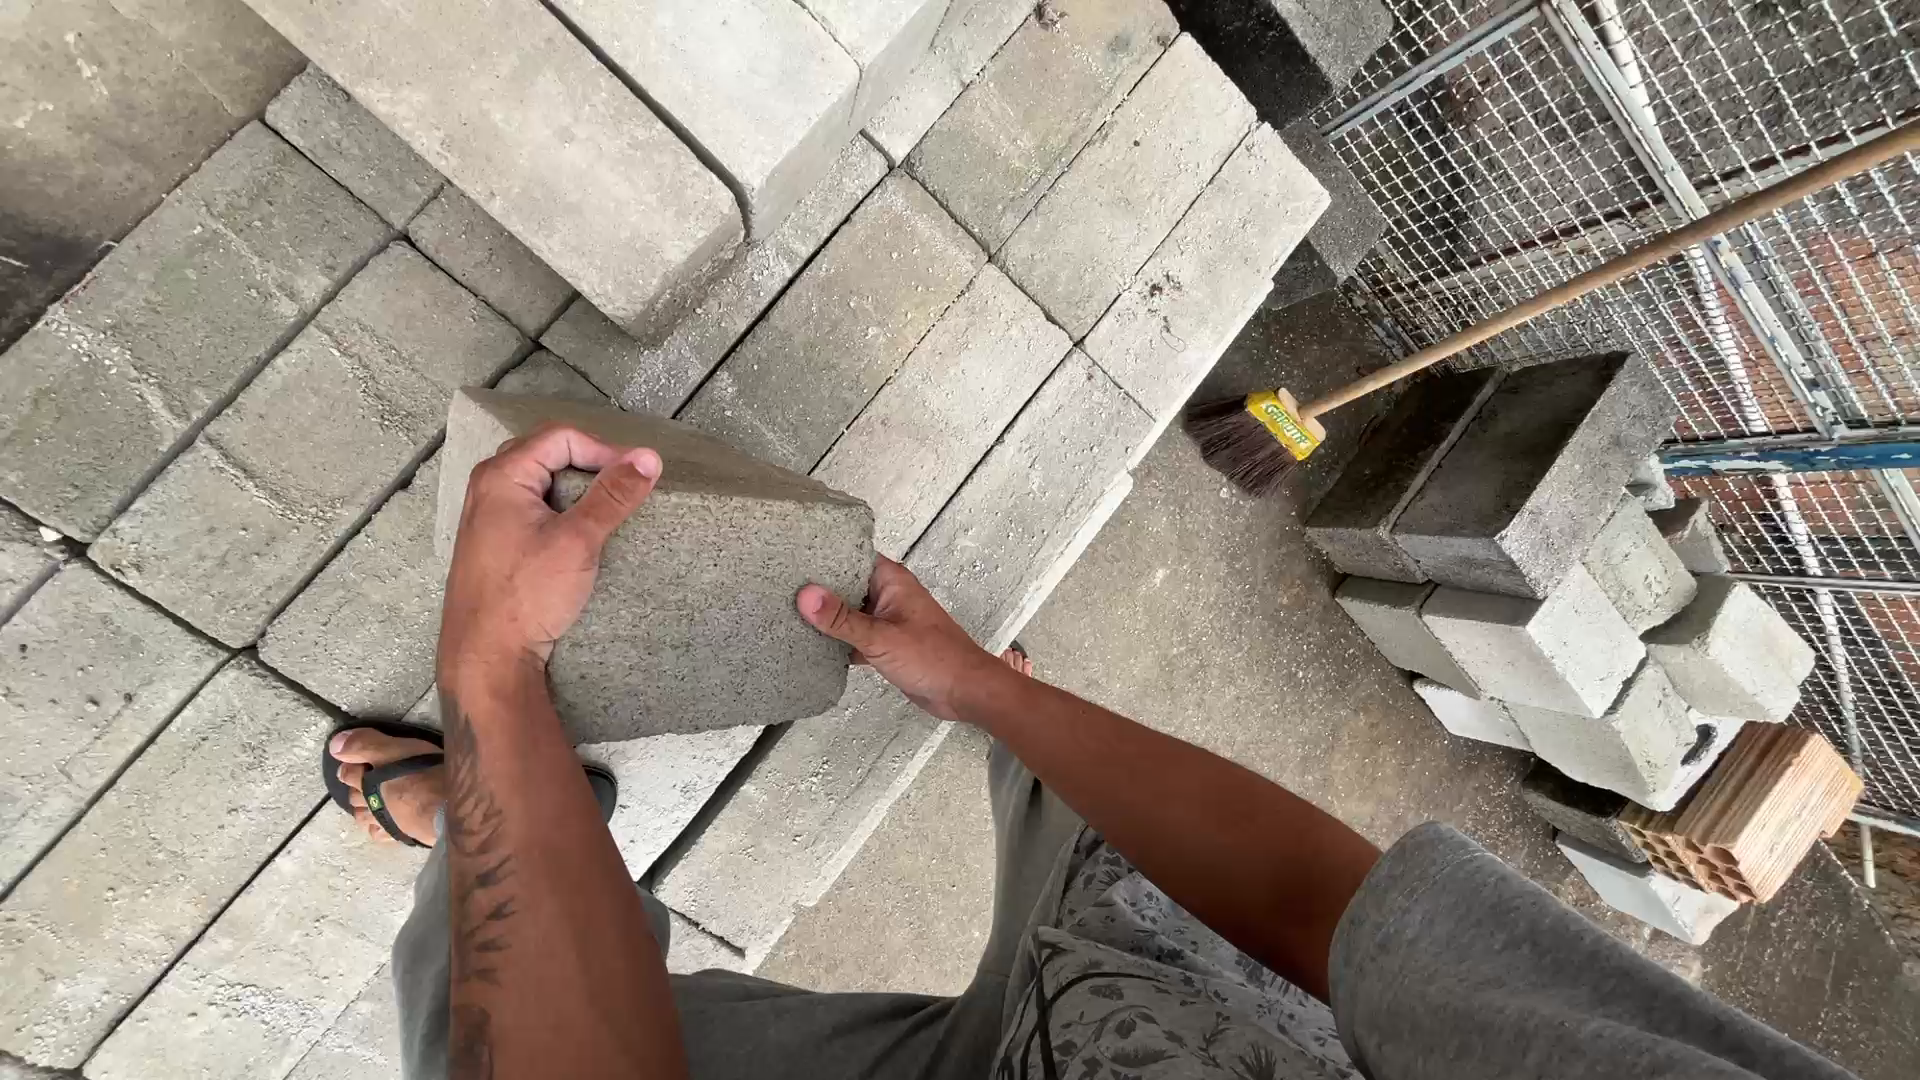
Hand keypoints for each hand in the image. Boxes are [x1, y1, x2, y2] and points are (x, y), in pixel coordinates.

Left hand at [332, 727, 447, 844]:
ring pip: (364, 816)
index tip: (355, 758)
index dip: (350, 764)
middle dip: (356, 786)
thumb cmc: (425, 774)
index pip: (349, 773)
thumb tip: (334, 744)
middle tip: (366, 777)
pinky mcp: (400, 835)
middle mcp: (370, 804)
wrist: (448, 806)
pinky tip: (383, 823)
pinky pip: (380, 833)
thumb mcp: (398, 750)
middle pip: (355, 795)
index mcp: (368, 782)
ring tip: (372, 801)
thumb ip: (368, 745)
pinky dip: (377, 827)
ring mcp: (383, 822)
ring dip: (364, 808)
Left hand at [439, 425, 661, 692]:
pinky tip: (584, 531)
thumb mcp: (579, 540)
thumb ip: (614, 495)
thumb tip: (649, 458)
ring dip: (580, 487)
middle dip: (592, 463)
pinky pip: (536, 504)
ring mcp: (490, 514)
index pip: (562, 437)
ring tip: (610, 509)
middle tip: (626, 487)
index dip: (604, 450)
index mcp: (502, 476)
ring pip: (544, 480)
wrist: (489, 654)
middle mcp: (490, 487)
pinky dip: (566, 507)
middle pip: (550, 452)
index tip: (637, 477)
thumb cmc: (529, 593)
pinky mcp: (498, 540)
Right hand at [797, 556, 1009, 722]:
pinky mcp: (886, 645)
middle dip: (819, 590)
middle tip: (778, 589)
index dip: (823, 555)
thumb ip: (841, 618)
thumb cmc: (933, 657)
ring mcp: (887, 620)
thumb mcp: (880, 637)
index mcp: (892, 580)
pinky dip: (837, 642)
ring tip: (786, 615)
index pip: (851, 555)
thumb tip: (805, 595)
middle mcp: (888, 595)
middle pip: (846, 584)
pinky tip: (810, 647)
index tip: (790, 557)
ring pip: (849, 613)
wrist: (964, 692)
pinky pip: (854, 637)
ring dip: (827, 619)